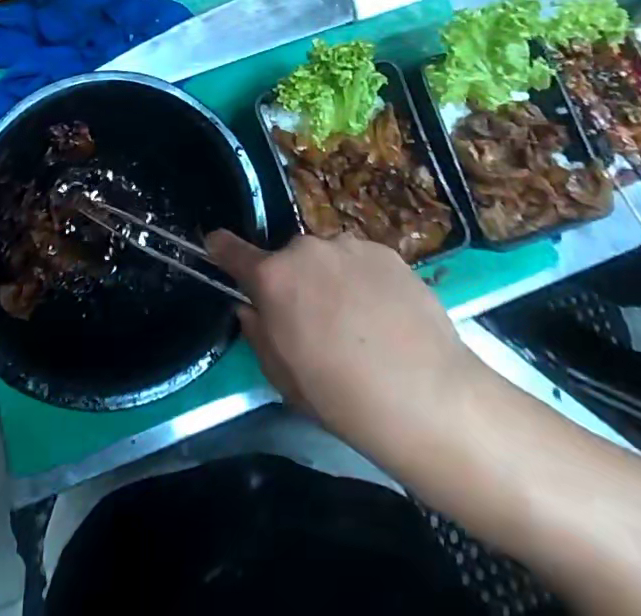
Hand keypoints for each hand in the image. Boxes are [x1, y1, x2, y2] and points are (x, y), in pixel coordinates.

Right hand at [205, 231, 475, 457]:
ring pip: (327, 259)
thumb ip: (258, 334)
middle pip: (288, 260)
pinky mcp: (389, 252)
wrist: (425, 394)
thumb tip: (252, 310)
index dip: (221, 249)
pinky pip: (361, 262)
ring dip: (329, 279)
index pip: (233, 251)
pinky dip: (363, 281)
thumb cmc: (340, 395)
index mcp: (273, 278)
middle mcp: (308, 250)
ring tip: (356, 321)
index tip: (215, 246)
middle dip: (292, 281)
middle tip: (311, 319)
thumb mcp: (283, 376)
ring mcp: (352, 247)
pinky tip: (383, 315)